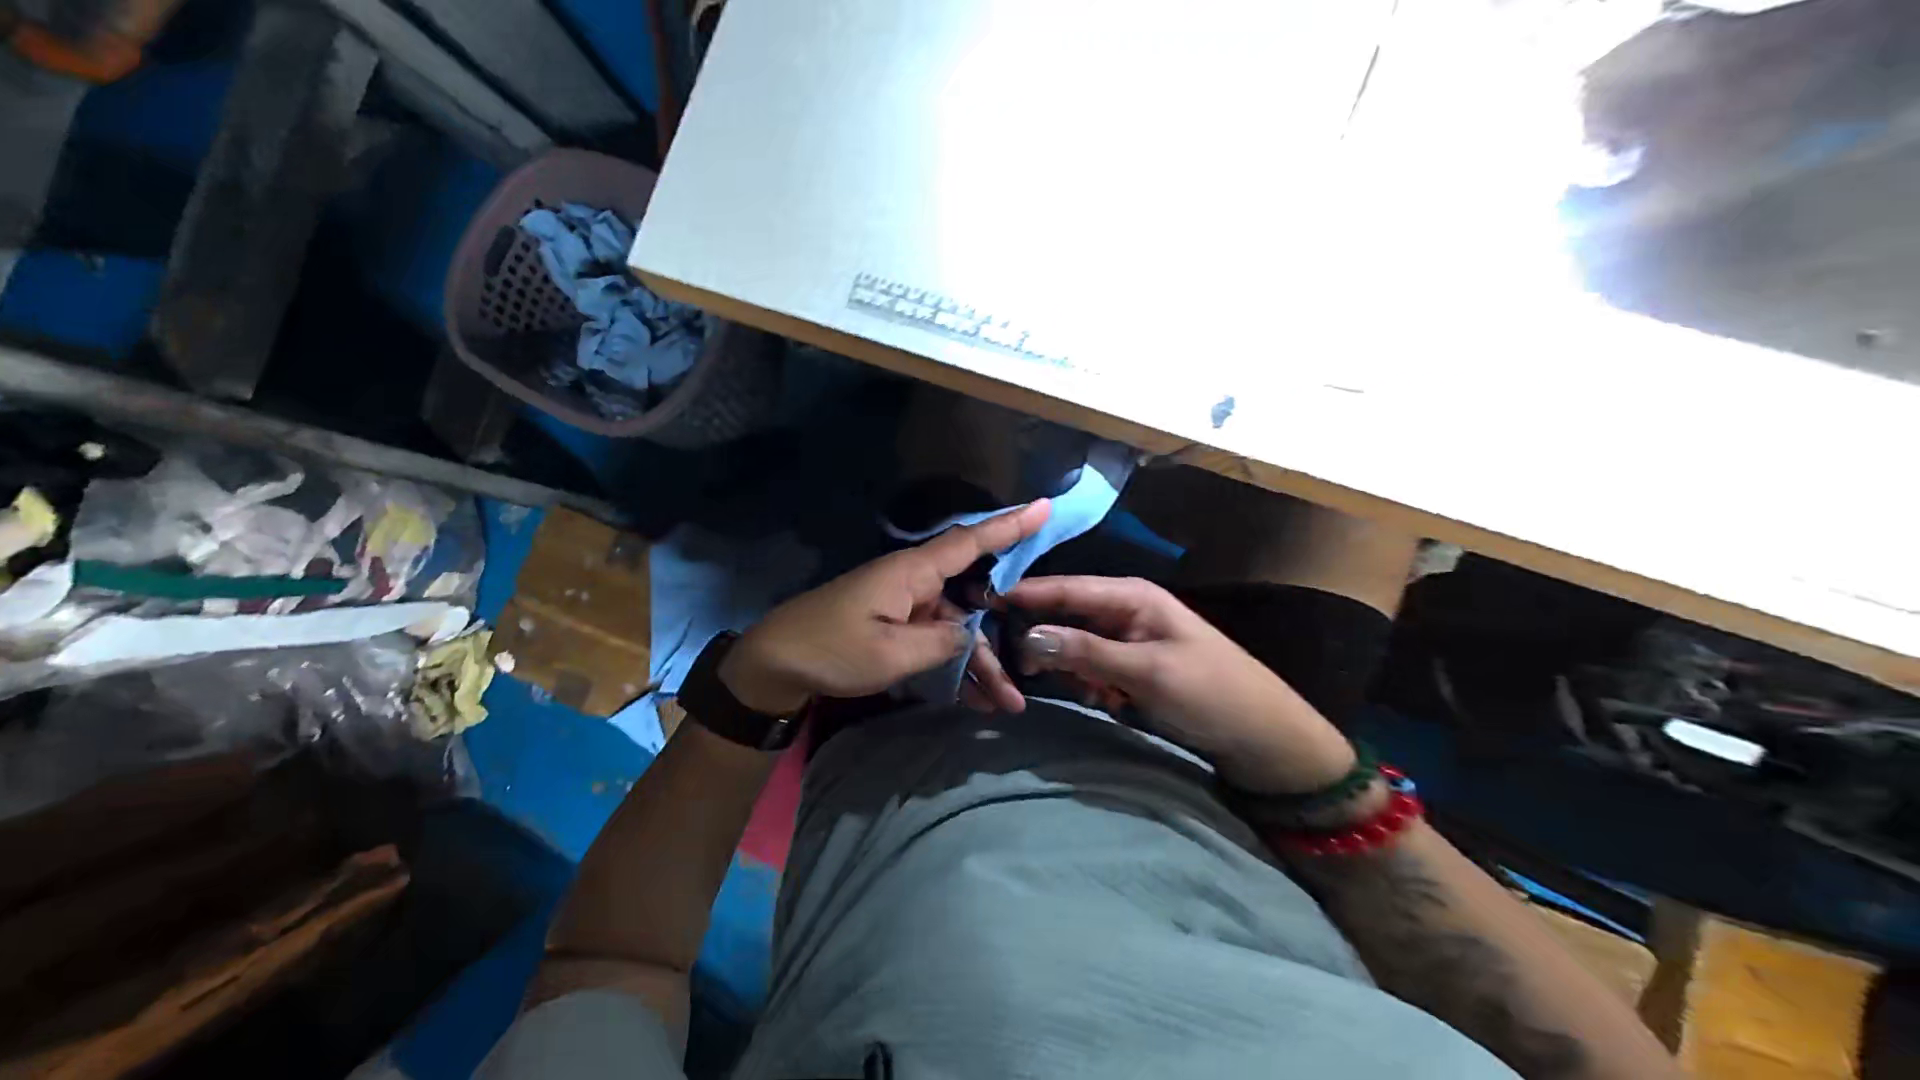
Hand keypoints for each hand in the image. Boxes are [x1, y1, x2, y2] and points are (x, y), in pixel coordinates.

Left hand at [719, 500, 1051, 714]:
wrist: (774, 665)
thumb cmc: (831, 651)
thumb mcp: (891, 654)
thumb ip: (941, 642)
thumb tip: (969, 633)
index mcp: (911, 574)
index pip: (969, 542)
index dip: (1009, 526)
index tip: (1044, 507)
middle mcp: (912, 583)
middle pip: (970, 602)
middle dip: (997, 641)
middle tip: (1021, 681)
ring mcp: (903, 606)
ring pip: (955, 629)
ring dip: (977, 665)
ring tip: (1003, 704)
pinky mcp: (892, 626)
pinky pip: (934, 641)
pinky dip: (953, 666)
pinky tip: (974, 698)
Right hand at [1000, 576, 1356, 793]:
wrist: (1260, 734)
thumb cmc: (1210, 690)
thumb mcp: (1147, 670)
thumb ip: (1086, 650)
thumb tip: (1029, 635)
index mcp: (1130, 596)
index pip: (1065, 587)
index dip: (1024, 593)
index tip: (981, 600)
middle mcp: (1122, 610)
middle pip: (1062, 613)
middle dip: (1038, 635)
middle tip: (1009, 660)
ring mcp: (1123, 639)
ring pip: (1071, 643)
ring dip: (1061, 663)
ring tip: (1058, 683)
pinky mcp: (1126, 666)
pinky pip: (1087, 665)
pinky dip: (1081, 680)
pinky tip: (1089, 696)